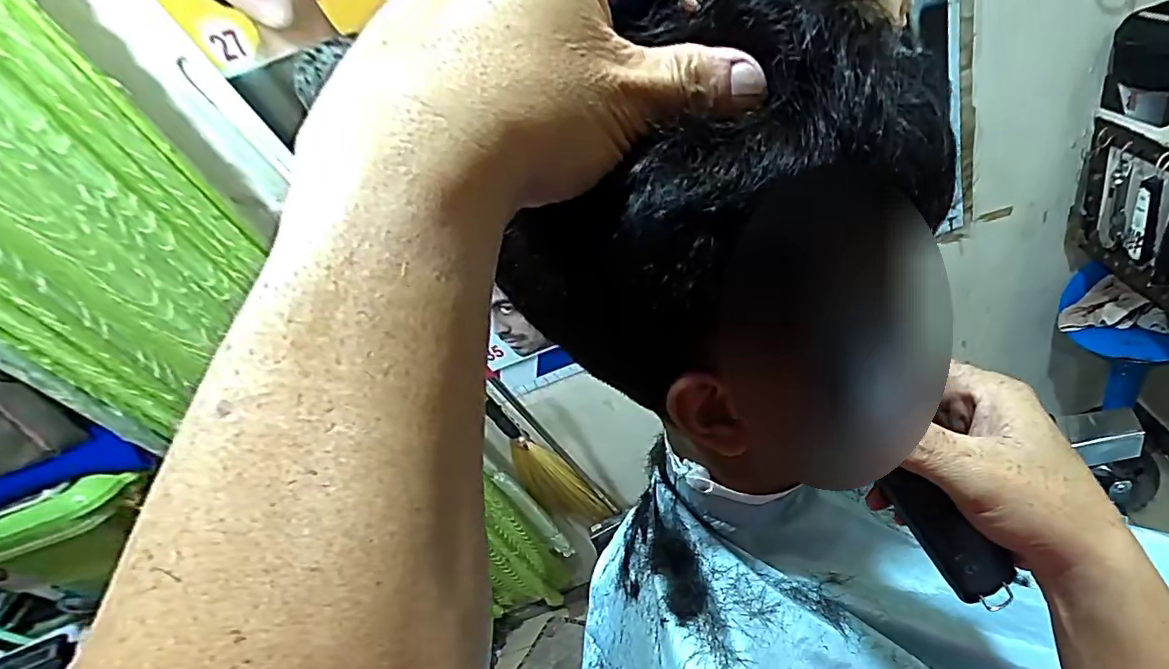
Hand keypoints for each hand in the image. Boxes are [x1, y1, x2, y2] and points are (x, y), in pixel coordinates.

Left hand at [296, 0, 766, 212]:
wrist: (422, 153)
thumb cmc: (525, 105)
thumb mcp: (631, 95)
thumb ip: (694, 81)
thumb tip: (750, 76)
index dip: (675, 10)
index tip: (695, 34)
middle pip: (585, 6)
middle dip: (620, 35)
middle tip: (638, 84)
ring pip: (535, 22)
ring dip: (566, 52)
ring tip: (581, 106)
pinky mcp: (418, 29)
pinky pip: (489, 39)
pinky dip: (522, 67)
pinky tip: (532, 112)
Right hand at [882, 362, 1133, 582]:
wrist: (1075, 557)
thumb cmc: (1036, 505)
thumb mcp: (969, 470)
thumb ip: (917, 446)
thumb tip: (869, 428)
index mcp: (995, 394)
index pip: (932, 375)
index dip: (895, 393)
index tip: (863, 418)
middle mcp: (993, 415)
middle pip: (928, 414)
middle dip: (895, 443)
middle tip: (869, 469)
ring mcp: (991, 449)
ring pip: (934, 448)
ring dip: (907, 471)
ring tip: (884, 497)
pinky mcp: (988, 480)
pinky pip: (945, 474)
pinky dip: (924, 489)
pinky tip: (907, 510)